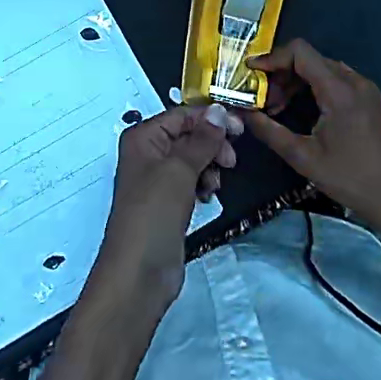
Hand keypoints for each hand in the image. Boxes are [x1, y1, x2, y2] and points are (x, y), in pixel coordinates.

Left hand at [92, 104, 242, 308]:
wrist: (140, 269)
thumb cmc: (154, 212)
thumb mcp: (179, 169)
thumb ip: (202, 139)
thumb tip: (218, 111)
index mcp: (142, 137)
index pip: (181, 115)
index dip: (210, 119)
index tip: (240, 129)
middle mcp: (147, 153)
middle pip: (188, 136)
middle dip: (211, 146)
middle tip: (230, 162)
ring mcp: (156, 179)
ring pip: (192, 160)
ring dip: (209, 167)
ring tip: (213, 186)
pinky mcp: (167, 201)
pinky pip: (190, 181)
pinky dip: (202, 185)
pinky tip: (206, 197)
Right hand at [241, 38, 380, 236]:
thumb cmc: (348, 178)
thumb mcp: (302, 156)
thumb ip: (268, 130)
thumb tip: (241, 112)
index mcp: (340, 91)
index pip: (301, 52)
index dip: (272, 58)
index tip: (252, 73)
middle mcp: (356, 82)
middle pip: (310, 59)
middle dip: (281, 74)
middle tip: (263, 99)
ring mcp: (367, 90)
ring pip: (322, 69)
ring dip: (296, 81)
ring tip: (278, 107)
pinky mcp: (371, 100)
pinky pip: (337, 80)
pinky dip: (314, 87)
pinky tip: (303, 110)